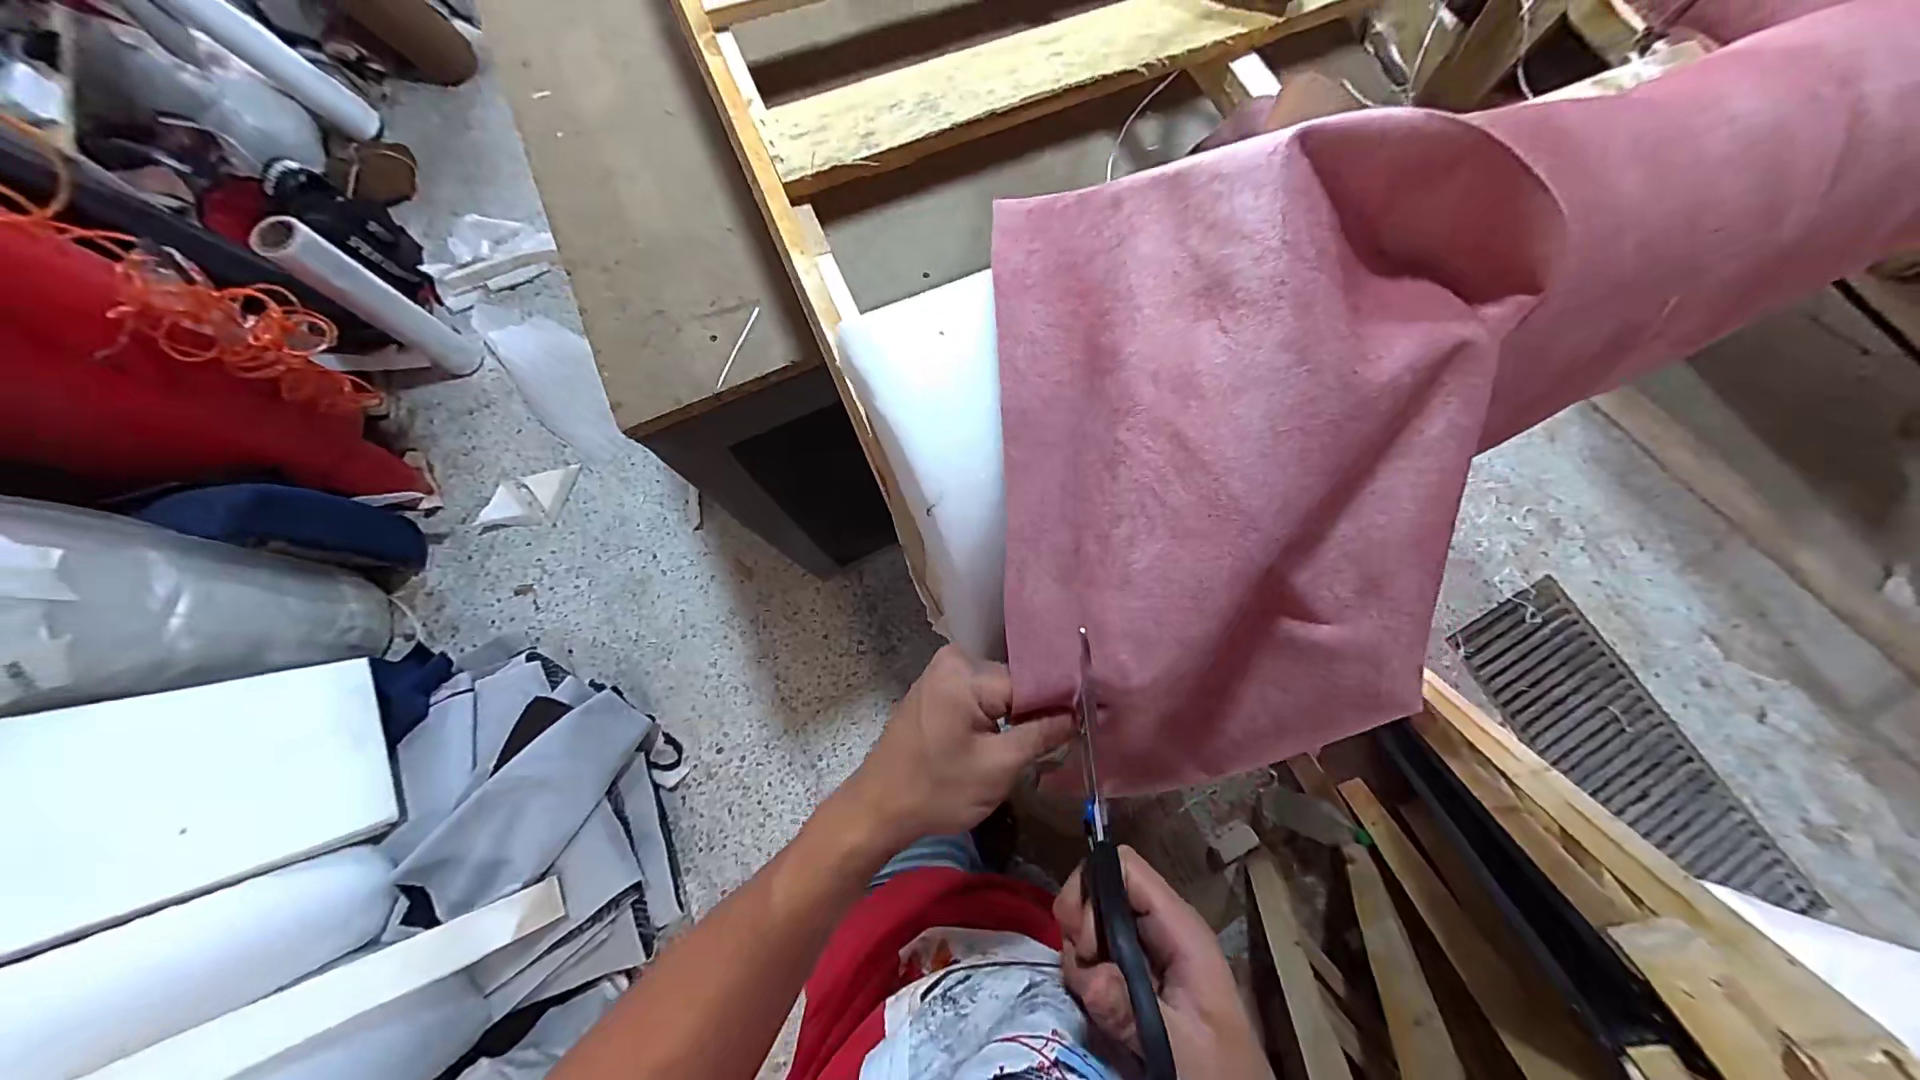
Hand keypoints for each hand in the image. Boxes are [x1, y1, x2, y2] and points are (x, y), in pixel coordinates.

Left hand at [839, 645, 1073, 851]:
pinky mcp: (937, 689)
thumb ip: (1041, 734)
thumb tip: (1077, 714)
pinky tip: (1011, 735)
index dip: (1058, 705)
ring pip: (1000, 690)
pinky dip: (996, 715)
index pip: (1031, 680)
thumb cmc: (936, 791)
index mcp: (966, 671)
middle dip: (1038, 709)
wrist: (877, 808)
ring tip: (1046, 738)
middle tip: (1067, 737)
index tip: (1084, 724)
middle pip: (1015, 682)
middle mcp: (954, 659)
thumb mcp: (998, 767)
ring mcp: (942, 673)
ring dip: (1018, 714)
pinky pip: (980, 695)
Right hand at [1057, 845, 1272, 1079]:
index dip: (1094, 887)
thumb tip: (1090, 976)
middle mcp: (1159, 926)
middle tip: (1084, 968)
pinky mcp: (1136, 970)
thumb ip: (1132, 1010)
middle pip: (1100, 888)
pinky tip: (1100, 1005)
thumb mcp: (1180, 1046)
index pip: (1125, 866)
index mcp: (1178, 926)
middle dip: (1079, 924)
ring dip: (1080, 955)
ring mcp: (1146, 947)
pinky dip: (1085, 972)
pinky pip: (1096, 951)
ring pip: (1091, 920)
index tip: (1084, 941)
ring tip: (1095, 997)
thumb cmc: (1220, 1072)